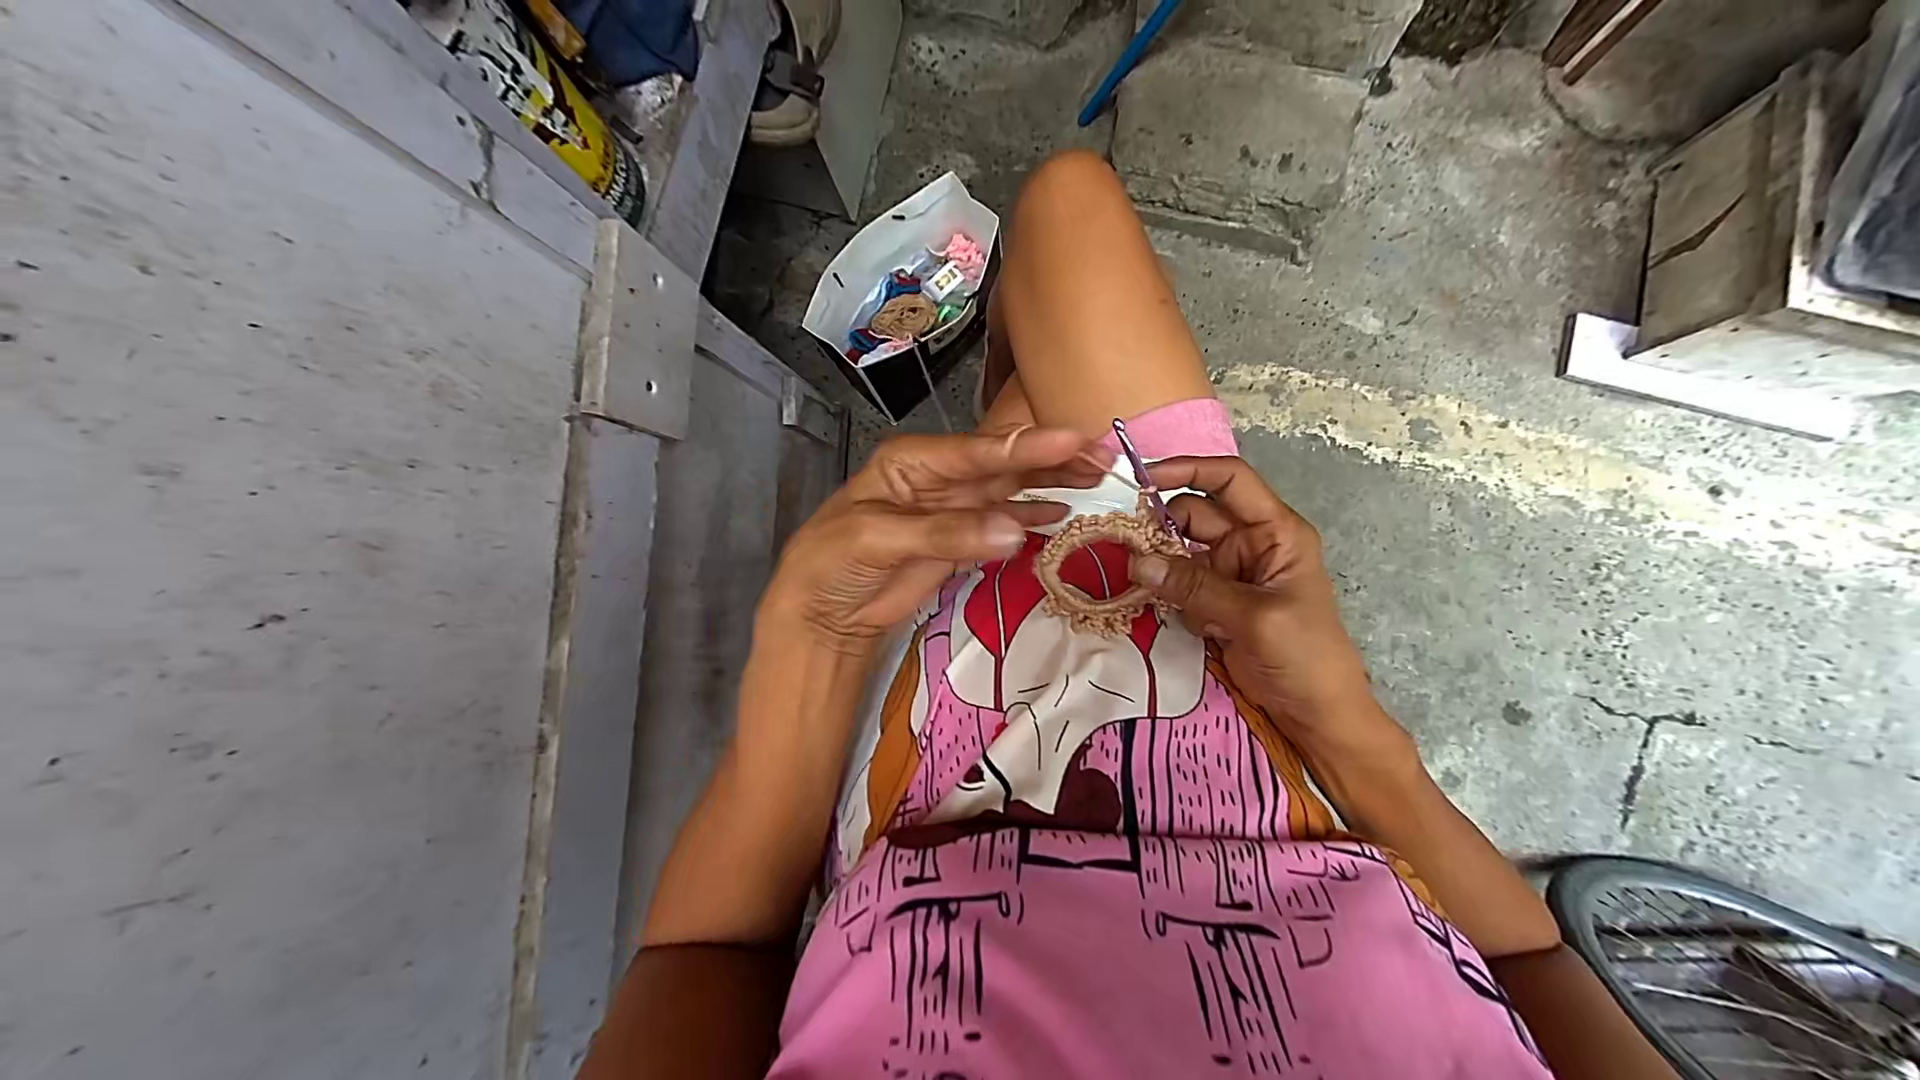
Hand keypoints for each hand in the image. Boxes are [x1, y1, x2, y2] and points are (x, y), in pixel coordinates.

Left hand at [760, 427, 1106, 657]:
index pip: (978, 450)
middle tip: (1104, 455)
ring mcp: (954, 510)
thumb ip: (946, 532)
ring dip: (1052, 484)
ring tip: (1097, 478)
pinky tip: (1062, 513)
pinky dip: (1033, 517)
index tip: (1074, 440)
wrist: (823, 611)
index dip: (1027, 446)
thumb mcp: (878, 538)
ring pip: (1011, 490)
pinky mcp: (962, 541)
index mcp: (912, 461)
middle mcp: (939, 478)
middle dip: (1052, 459)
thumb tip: (1015, 531)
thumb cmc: (832, 562)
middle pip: (1003, 464)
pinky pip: (1005, 524)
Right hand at [1127, 456, 1387, 749]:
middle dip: (1161, 527)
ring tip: (1143, 584)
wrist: (1316, 712)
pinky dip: (1166, 590)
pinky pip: (1178, 580)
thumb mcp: (1253, 617)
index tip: (1144, 478)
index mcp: (1276, 531)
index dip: (1189, 470)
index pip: (1230, 480)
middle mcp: (1250, 542)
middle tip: (1129, 549)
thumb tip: (1137, 562)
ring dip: (1159, 562)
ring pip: (1179, 548)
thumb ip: (1195, 587)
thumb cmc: (1306, 657)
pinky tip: (1171, 613)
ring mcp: (1229, 571)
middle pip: (1193, 514)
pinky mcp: (1213, 599)